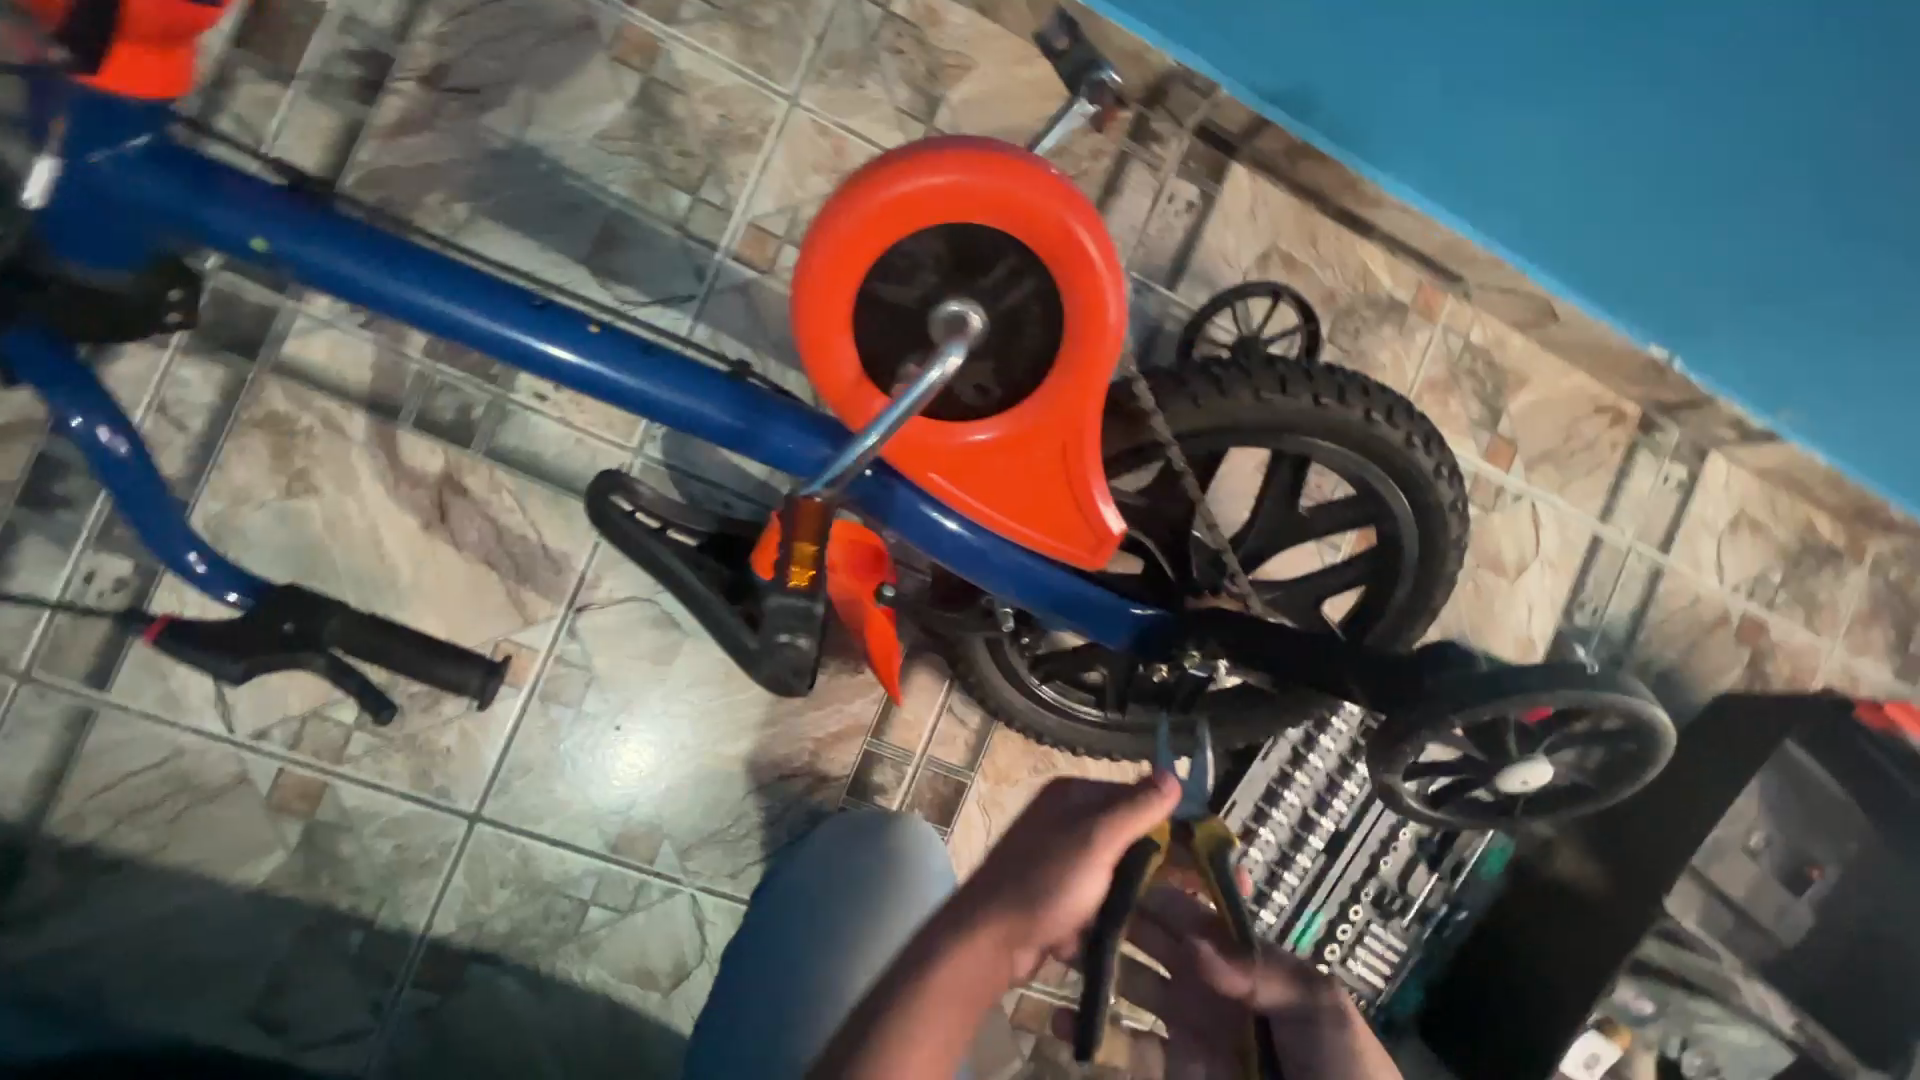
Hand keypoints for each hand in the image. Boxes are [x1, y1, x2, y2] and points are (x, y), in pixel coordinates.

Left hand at [952, 773, 1180, 980]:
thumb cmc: (1044, 883)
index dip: (1171, 822)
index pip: (1137, 796)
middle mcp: (1067, 820)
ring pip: (1118, 872)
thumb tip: (1174, 775)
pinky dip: (1113, 914)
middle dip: (1158, 864)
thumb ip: (1135, 808)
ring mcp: (1063, 860)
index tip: (1208, 854)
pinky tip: (1135, 932)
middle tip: (1196, 892)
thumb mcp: (1095, 840)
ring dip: (1137, 894)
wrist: (990, 940)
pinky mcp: (1061, 896)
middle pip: (1129, 836)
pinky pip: (1101, 900)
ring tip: (1174, 917)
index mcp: (1073, 795)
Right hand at [1058, 885, 1403, 1079]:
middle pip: (1152, 942)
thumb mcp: (1320, 1006)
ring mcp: (1188, 1028)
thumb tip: (1194, 946)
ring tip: (1054, 945)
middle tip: (1066, 899)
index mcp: (1242, 958)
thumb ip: (1257, 968)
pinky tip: (1061, 1019)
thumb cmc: (1348, 1069)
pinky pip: (1130, 1047)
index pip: (1189, 912)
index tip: (1109, 866)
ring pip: (1133, 984)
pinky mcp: (1175, 1071)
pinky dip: (1094, 1033)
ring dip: (1098, 966)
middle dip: (1114, 918)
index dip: (1154, 889)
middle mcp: (1208, 984)